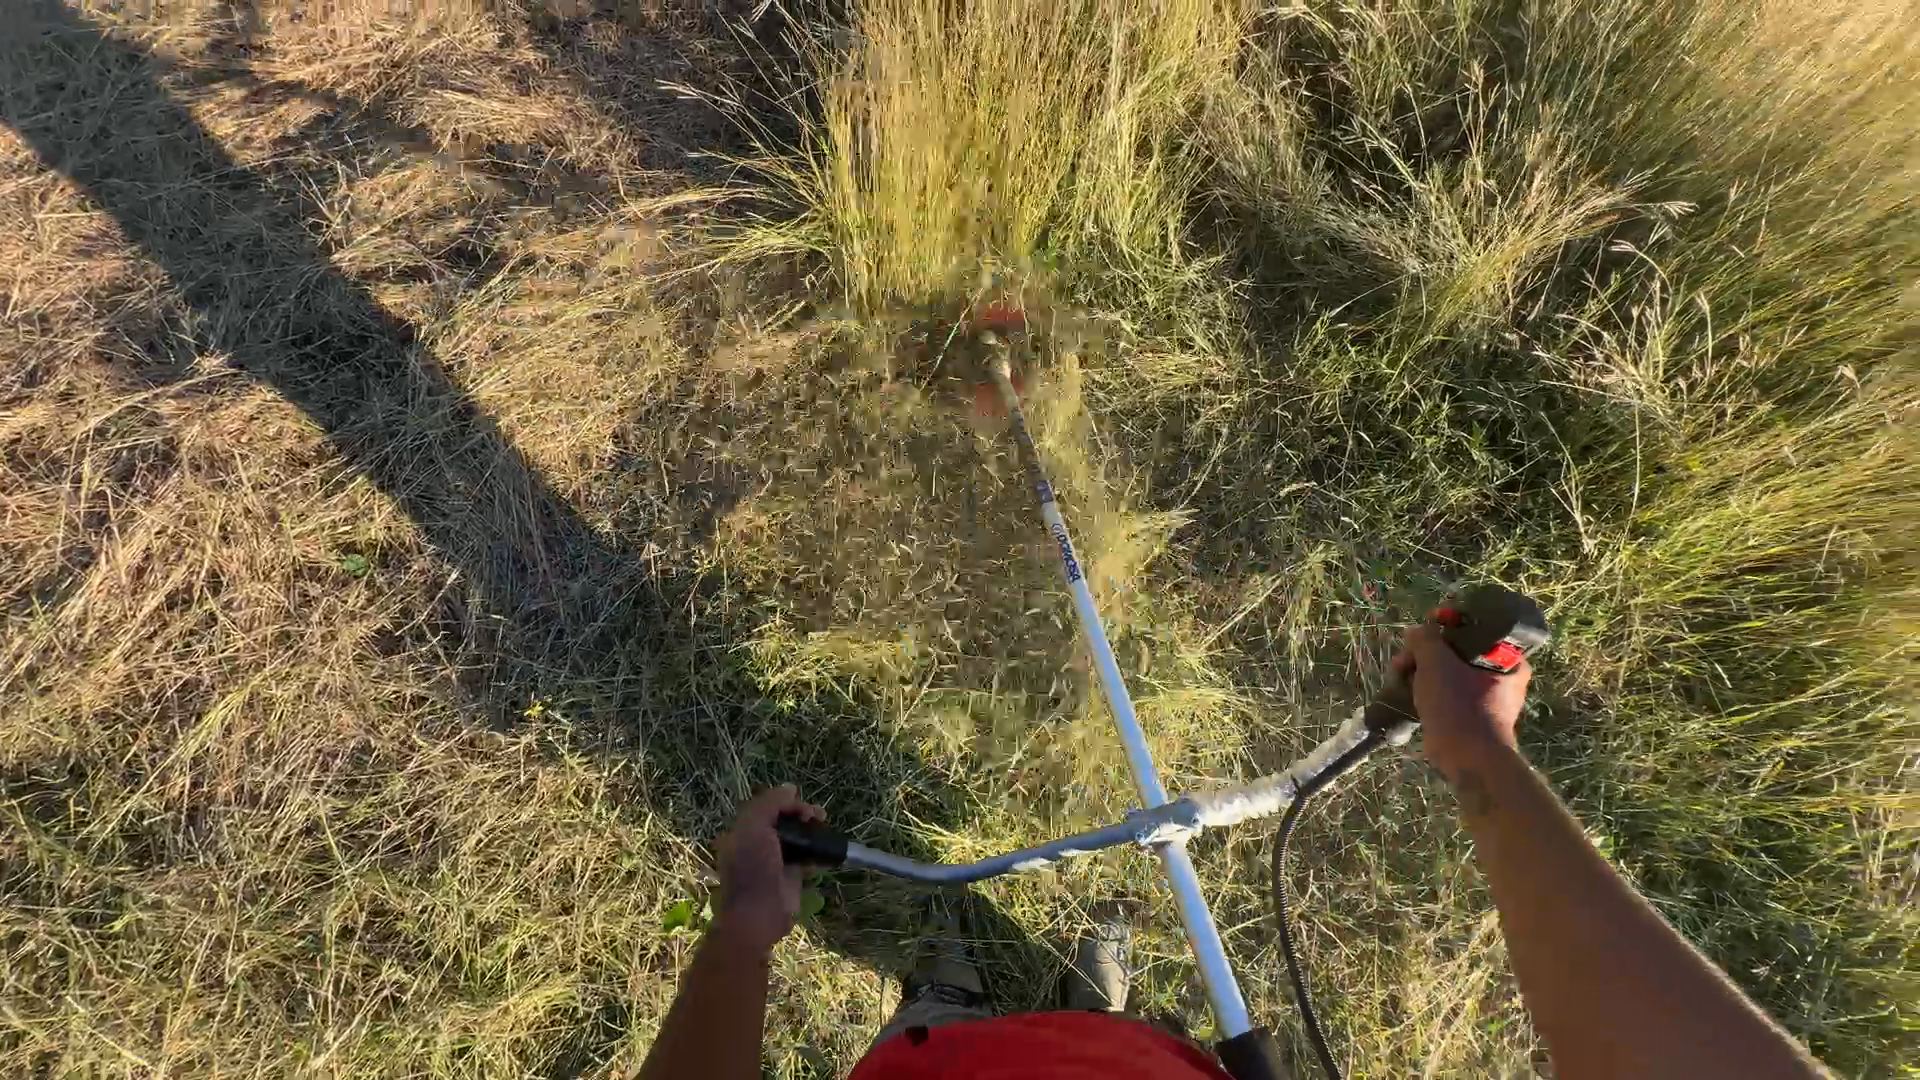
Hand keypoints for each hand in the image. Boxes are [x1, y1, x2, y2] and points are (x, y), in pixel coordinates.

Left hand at [713, 784, 824, 951]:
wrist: (758, 915)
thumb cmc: (752, 867)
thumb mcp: (754, 826)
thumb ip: (771, 803)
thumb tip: (790, 788)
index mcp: (742, 831)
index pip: (766, 806)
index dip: (785, 801)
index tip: (801, 804)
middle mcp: (757, 844)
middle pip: (784, 819)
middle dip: (802, 812)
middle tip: (817, 814)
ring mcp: (775, 860)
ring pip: (797, 836)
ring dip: (812, 829)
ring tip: (824, 825)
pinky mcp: (792, 876)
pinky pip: (807, 856)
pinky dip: (817, 849)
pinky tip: (827, 847)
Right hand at [1391, 621, 1530, 783]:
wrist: (1466, 755)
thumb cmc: (1458, 704)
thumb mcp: (1437, 662)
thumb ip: (1425, 639)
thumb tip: (1416, 631)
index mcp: (1508, 660)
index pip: (1476, 628)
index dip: (1447, 623)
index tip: (1425, 627)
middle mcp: (1502, 675)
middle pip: (1457, 649)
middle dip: (1425, 651)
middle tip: (1405, 660)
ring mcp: (1486, 696)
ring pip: (1448, 669)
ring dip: (1422, 668)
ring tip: (1400, 675)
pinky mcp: (1471, 713)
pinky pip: (1447, 689)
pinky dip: (1428, 686)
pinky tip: (1409, 689)